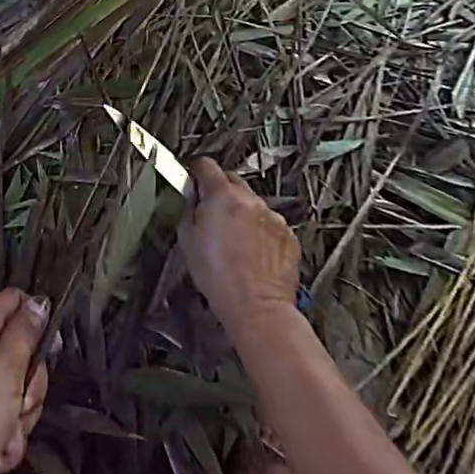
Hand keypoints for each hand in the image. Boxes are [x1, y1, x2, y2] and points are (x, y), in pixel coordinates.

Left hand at [0, 289, 50, 473]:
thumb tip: (40, 301)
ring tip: (5, 428)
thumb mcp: (7, 364)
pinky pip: (10, 418)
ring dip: (21, 414)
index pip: (17, 301)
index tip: (46, 344)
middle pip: (25, 350)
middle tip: (19, 396)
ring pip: (22, 389)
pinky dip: (9, 436)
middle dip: (31, 381)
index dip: (36, 318)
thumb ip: (27, 331)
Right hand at [179, 157, 299, 329]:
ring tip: (233, 241)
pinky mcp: (287, 234)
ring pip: (251, 203)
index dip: (196, 173)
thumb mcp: (187, 239)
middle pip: (231, 181)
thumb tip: (190, 195)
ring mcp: (272, 216)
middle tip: (210, 215)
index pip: (206, 165)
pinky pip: (269, 222)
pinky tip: (251, 252)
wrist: (257, 308)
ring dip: (241, 213)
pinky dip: (260, 231)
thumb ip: (187, 207)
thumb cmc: (220, 278)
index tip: (194, 181)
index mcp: (222, 196)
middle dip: (220, 193)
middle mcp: (250, 200)